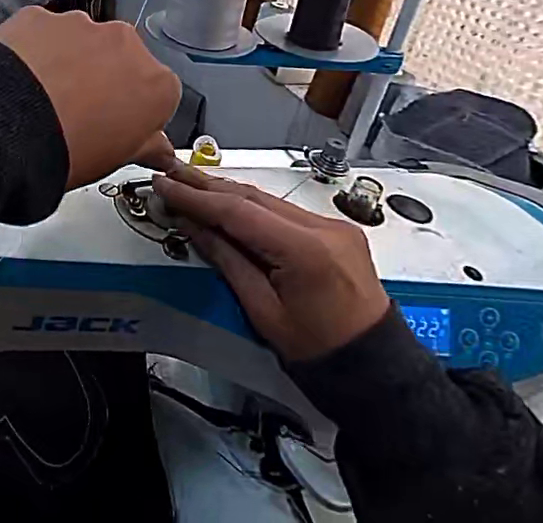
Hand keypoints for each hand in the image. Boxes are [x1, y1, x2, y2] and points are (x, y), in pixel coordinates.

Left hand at [0, 9, 180, 190]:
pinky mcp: (43, 17)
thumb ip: (144, 145)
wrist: (5, 127)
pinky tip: (23, 80)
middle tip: (79, 114)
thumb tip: (154, 148)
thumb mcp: (114, 160)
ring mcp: (83, 26)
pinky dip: (37, 51)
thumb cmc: (63, 147)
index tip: (119, 126)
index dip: (137, 112)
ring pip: (83, 43)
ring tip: (45, 100)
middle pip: (122, 61)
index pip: (159, 95)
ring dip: (70, 63)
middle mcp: (125, 45)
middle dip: (106, 81)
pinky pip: (45, 33)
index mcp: (156, 84)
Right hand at [152, 165, 390, 361]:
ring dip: (229, 193)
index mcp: (305, 250)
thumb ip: (228, 261)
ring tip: (191, 185)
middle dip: (208, 185)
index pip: (238, 212)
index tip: (167, 186)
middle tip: (172, 175)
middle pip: (253, 196)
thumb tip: (195, 226)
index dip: (196, 198)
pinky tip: (229, 204)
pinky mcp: (334, 229)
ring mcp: (332, 225)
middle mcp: (323, 227)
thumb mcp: (263, 312)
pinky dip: (253, 207)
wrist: (375, 368)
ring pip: (268, 199)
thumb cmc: (320, 352)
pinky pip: (285, 210)